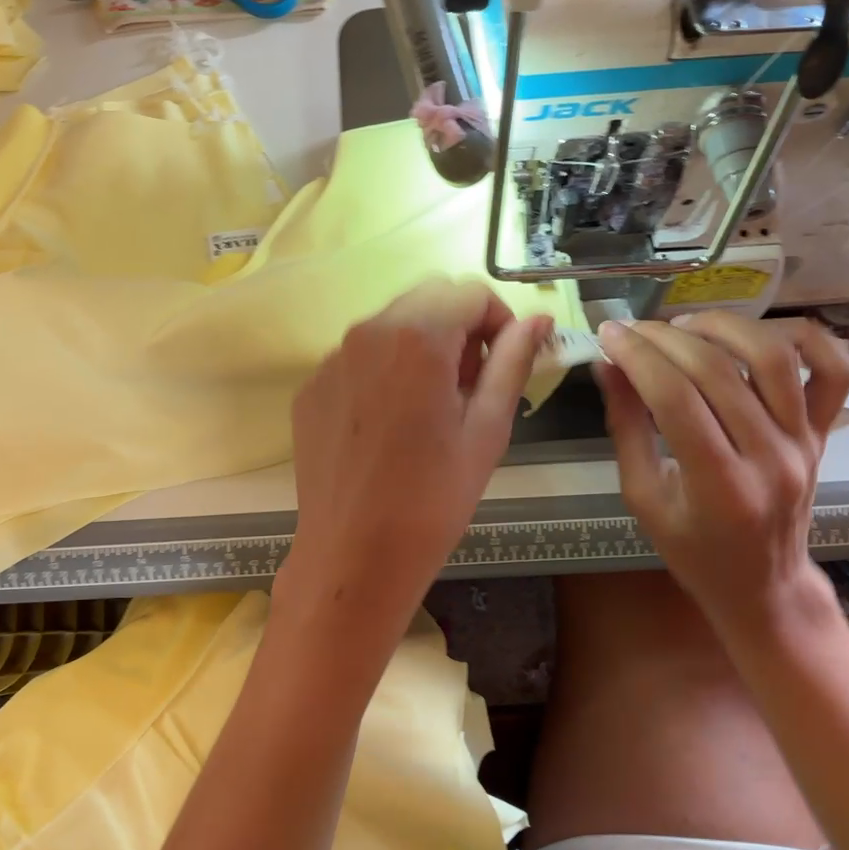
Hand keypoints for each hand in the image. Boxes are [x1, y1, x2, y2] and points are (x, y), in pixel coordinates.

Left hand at [278, 279, 551, 637]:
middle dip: (460, 328)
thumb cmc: (433, 500)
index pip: (470, 292)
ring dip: (422, 348)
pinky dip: (384, 373)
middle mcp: (366, 332)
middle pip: (427, 300)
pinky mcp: (311, 388)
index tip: (504, 365)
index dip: (498, 322)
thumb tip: (537, 320)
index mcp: (416, 336)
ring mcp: (332, 360)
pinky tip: (390, 429)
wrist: (352, 558)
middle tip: (472, 389)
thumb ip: (512, 362)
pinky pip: (358, 359)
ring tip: (431, 412)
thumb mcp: (487, 430)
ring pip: (391, 326)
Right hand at [594, 313, 848, 630]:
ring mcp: (804, 441)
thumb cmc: (693, 550)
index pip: (674, 397)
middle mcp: (770, 458)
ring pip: (773, 356)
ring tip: (683, 326)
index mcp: (720, 486)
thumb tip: (607, 364)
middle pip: (716, 370)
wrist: (764, 585)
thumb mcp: (643, 497)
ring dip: (722, 326)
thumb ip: (625, 427)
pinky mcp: (823, 431)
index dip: (636, 356)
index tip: (607, 333)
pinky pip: (832, 368)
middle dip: (664, 338)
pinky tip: (755, 332)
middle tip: (632, 330)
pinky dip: (803, 336)